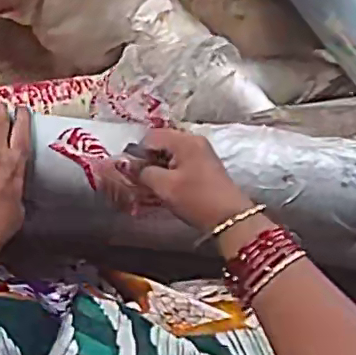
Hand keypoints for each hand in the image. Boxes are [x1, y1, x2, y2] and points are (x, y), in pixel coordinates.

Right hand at [114, 127, 253, 232]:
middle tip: (140, 181)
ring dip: (158, 167)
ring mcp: (201, 152)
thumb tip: (125, 164)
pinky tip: (166, 187)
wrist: (230, 218)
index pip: (150, 137)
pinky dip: (170, 171)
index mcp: (184, 140)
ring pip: (170, 153)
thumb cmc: (196, 199)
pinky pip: (180, 161)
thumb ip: (142, 172)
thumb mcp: (165, 186)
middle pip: (161, 143)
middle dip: (147, 160)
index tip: (132, 173)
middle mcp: (193, 140)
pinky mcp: (204, 165)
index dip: (137, 153)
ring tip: (152, 186)